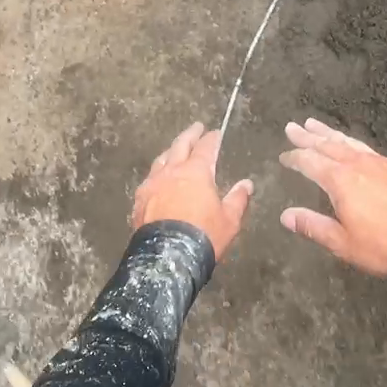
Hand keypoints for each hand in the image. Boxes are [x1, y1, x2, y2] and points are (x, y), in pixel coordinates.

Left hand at [130, 123, 253, 257]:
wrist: (167, 259)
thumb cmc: (203, 237)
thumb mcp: (229, 220)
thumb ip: (237, 199)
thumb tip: (246, 184)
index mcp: (196, 172)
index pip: (206, 148)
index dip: (212, 139)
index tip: (216, 133)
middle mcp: (173, 171)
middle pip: (180, 145)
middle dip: (190, 135)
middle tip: (196, 127)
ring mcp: (153, 184)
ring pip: (162, 159)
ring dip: (171, 151)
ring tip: (176, 148)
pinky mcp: (140, 199)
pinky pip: (149, 178)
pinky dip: (157, 172)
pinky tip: (158, 177)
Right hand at [278, 118, 386, 277]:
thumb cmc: (380, 245)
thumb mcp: (341, 242)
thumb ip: (312, 226)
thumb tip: (285, 215)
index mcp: (339, 180)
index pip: (310, 162)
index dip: (294, 158)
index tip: (283, 156)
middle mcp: (355, 164)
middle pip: (326, 145)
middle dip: (307, 136)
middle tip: (291, 126)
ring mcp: (375, 162)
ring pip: (345, 141)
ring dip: (327, 132)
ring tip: (313, 124)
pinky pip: (363, 146)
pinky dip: (349, 140)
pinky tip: (348, 141)